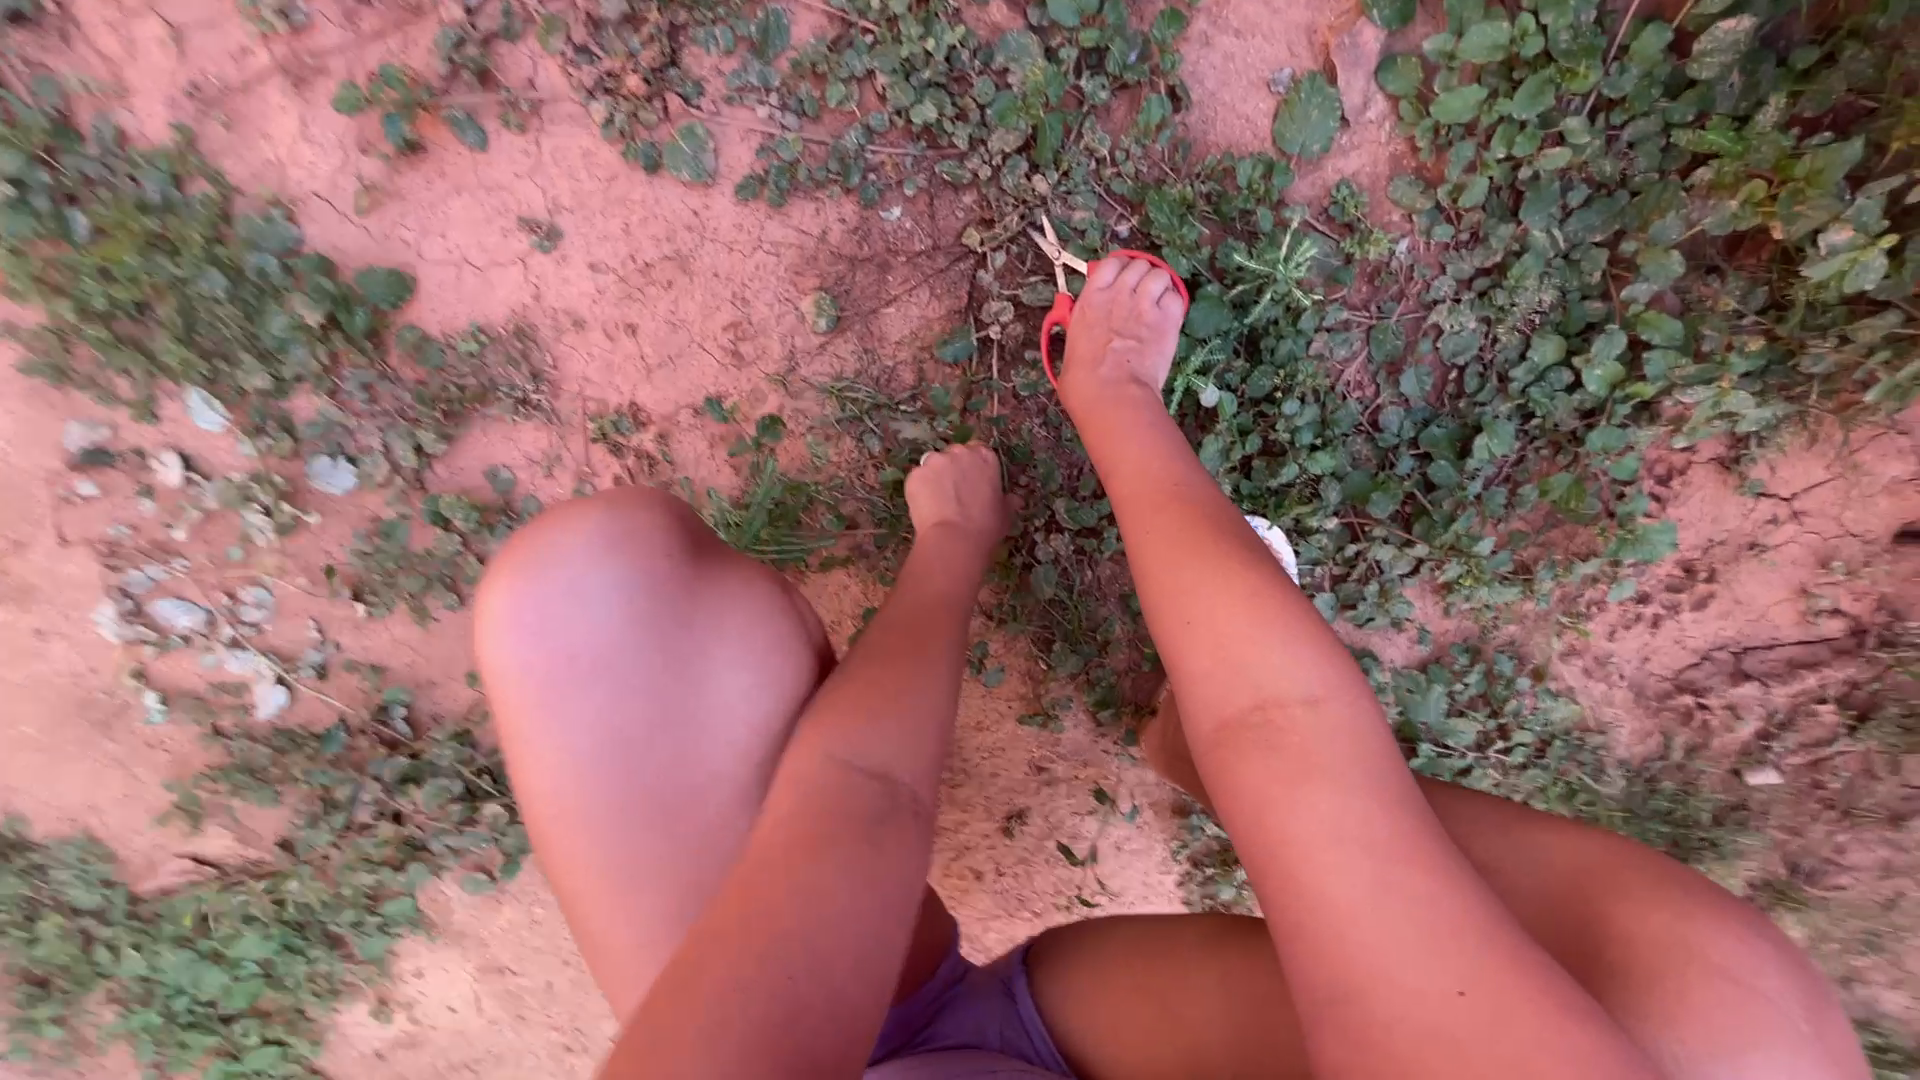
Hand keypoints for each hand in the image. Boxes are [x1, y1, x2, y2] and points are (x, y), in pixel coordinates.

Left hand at [905, 443, 1013, 551]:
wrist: (954, 539)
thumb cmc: (986, 526)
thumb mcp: (1005, 514)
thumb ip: (1008, 501)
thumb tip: (1014, 499)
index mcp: (985, 457)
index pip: (978, 451)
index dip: (974, 467)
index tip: (972, 482)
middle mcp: (959, 452)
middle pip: (954, 455)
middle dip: (953, 470)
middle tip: (955, 493)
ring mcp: (934, 461)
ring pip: (933, 465)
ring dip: (935, 478)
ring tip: (937, 501)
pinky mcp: (915, 475)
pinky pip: (918, 479)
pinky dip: (920, 490)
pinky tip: (925, 508)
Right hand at [1058, 255, 1186, 415]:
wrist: (1112, 395)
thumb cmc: (1082, 382)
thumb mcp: (1070, 349)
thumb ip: (1081, 330)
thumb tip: (1084, 332)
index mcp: (1091, 300)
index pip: (1110, 264)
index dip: (1118, 269)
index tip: (1120, 280)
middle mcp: (1119, 294)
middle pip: (1138, 265)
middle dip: (1141, 276)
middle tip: (1141, 293)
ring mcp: (1145, 304)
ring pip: (1160, 275)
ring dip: (1159, 286)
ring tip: (1157, 302)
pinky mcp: (1168, 319)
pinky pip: (1176, 297)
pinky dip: (1173, 304)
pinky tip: (1168, 317)